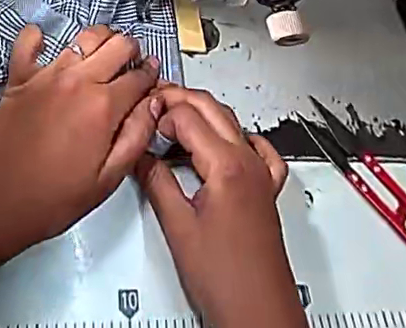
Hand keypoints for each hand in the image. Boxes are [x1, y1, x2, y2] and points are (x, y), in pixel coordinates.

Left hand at [0, 23, 160, 249]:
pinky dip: (38, 36)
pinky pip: (29, 40)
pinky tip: (45, 42)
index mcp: (103, 105)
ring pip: (82, 36)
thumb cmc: (58, 195)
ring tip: (101, 52)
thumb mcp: (109, 177)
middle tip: (131, 62)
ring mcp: (47, 72)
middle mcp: (78, 79)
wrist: (3, 196)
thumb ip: (137, 135)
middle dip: (130, 49)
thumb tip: (154, 104)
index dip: (150, 74)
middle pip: (116, 45)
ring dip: (99, 40)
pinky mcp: (20, 73)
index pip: (138, 76)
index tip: (153, 74)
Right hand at [135, 85, 305, 327]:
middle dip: (177, 99)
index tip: (142, 120)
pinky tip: (220, 141)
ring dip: (200, 112)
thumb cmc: (228, 284)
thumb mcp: (177, 226)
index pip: (186, 114)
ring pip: (229, 120)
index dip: (159, 112)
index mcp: (227, 166)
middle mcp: (249, 163)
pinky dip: (236, 135)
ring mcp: (261, 175)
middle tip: (151, 105)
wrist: (260, 320)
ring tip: (172, 120)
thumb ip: (155, 179)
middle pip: (209, 107)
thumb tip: (140, 153)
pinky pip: (257, 148)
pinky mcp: (265, 190)